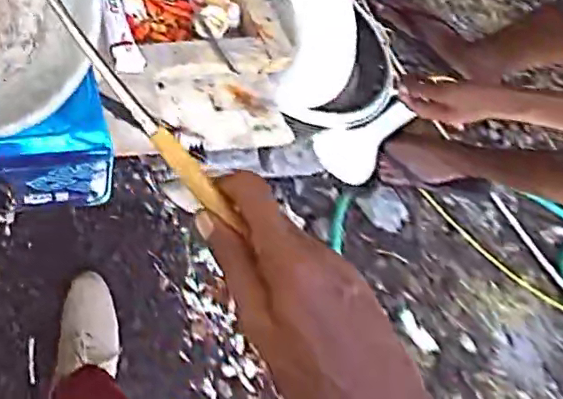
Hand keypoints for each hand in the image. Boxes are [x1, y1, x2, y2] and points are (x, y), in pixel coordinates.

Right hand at [195, 173, 426, 398]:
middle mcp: (320, 252)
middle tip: (228, 264)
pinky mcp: (357, 284)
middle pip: (269, 216)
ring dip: (268, 255)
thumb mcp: (257, 323)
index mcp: (291, 258)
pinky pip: (313, 261)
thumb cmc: (317, 379)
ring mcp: (343, 267)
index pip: (251, 188)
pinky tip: (295, 312)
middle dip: (242, 230)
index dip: (222, 184)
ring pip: (290, 241)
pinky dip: (294, 271)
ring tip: (265, 303)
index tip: (204, 195)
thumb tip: (207, 219)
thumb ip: (232, 263)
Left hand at [398, 78, 524, 127]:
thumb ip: (421, 90)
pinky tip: (439, 81)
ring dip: (425, 89)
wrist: (508, 99)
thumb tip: (403, 87)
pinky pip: (448, 95)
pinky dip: (439, 88)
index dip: (405, 95)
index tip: (398, 84)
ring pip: (436, 99)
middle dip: (414, 92)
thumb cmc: (477, 97)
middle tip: (406, 80)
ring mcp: (461, 109)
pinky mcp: (471, 102)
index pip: (416, 108)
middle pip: (425, 103)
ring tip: (418, 78)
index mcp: (442, 115)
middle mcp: (450, 115)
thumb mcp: (444, 92)